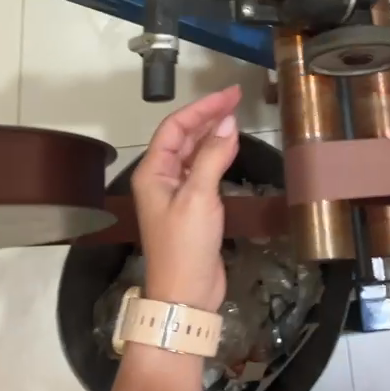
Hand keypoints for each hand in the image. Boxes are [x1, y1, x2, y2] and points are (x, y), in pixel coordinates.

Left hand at [131, 86, 241, 310]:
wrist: (186, 296)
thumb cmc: (185, 245)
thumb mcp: (199, 197)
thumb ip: (212, 156)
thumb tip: (229, 122)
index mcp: (152, 172)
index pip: (175, 127)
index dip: (202, 108)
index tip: (230, 95)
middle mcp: (160, 177)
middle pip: (183, 136)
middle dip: (208, 115)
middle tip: (237, 99)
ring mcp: (176, 192)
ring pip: (193, 151)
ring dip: (213, 132)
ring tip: (236, 115)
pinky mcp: (192, 206)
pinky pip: (202, 168)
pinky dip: (217, 153)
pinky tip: (232, 144)